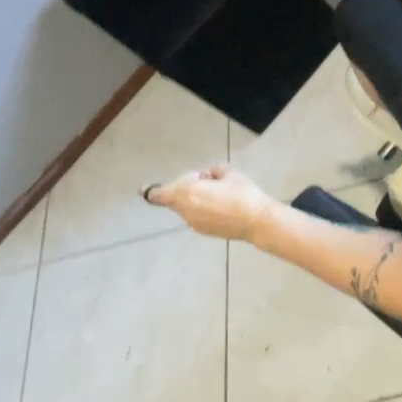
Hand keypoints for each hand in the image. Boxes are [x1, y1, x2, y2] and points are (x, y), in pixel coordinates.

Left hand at [145, 164, 276, 242]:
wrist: (256, 221)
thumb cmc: (242, 194)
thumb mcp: (231, 173)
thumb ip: (215, 171)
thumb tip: (210, 176)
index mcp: (187, 192)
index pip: (158, 194)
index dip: (151, 190)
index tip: (144, 189)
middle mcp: (185, 210)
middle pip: (175, 198)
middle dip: (187, 188)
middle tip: (209, 181)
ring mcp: (193, 223)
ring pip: (187, 208)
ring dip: (195, 199)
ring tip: (221, 194)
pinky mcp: (204, 231)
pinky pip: (197, 216)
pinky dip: (204, 209)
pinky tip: (225, 206)